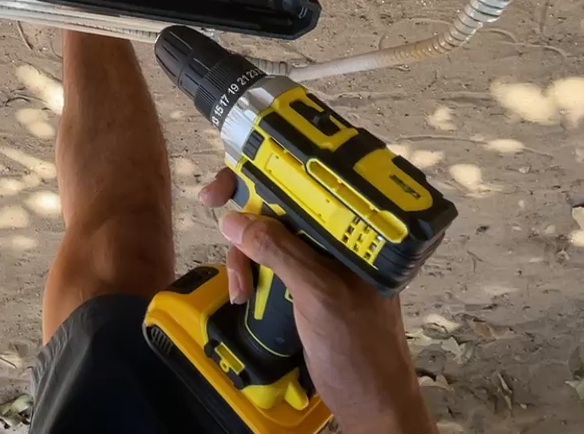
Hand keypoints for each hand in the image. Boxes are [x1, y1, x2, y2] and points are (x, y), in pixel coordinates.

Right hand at [199, 170, 435, 433]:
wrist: (373, 413)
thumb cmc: (359, 352)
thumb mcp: (318, 296)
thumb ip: (278, 253)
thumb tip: (233, 220)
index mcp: (351, 232)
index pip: (305, 185)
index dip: (263, 173)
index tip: (226, 183)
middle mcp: (334, 240)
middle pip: (279, 205)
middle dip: (245, 213)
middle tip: (210, 204)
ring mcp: (319, 264)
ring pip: (267, 236)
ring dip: (244, 256)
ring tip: (243, 291)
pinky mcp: (304, 286)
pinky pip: (267, 264)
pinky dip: (250, 274)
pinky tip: (245, 297)